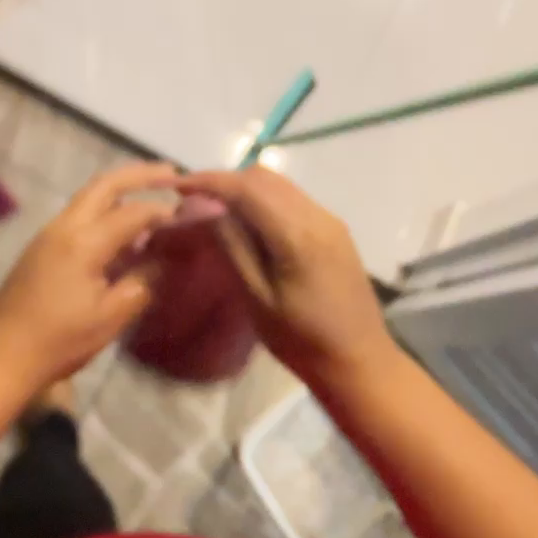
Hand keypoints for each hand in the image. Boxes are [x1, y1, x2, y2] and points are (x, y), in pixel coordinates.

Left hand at [0, 163, 178, 391]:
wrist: (1, 357)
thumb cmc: (59, 341)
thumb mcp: (110, 317)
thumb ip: (140, 282)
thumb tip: (160, 260)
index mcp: (83, 242)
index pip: (132, 212)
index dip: (162, 210)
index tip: (189, 213)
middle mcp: (64, 227)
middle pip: (104, 185)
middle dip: (139, 175)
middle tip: (171, 173)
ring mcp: (48, 234)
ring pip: (88, 197)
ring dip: (120, 191)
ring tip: (151, 196)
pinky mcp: (41, 247)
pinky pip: (79, 216)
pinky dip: (104, 211)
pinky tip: (121, 230)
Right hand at [178, 168, 396, 390]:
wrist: (359, 360)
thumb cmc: (302, 340)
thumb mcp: (258, 299)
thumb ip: (234, 248)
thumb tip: (210, 211)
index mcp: (297, 235)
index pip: (247, 188)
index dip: (209, 181)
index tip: (178, 186)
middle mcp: (317, 216)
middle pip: (264, 177)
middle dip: (225, 180)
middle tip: (192, 198)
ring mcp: (329, 219)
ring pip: (279, 183)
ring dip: (244, 187)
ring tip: (214, 206)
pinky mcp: (334, 228)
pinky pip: (292, 197)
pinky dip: (264, 198)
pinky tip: (248, 219)